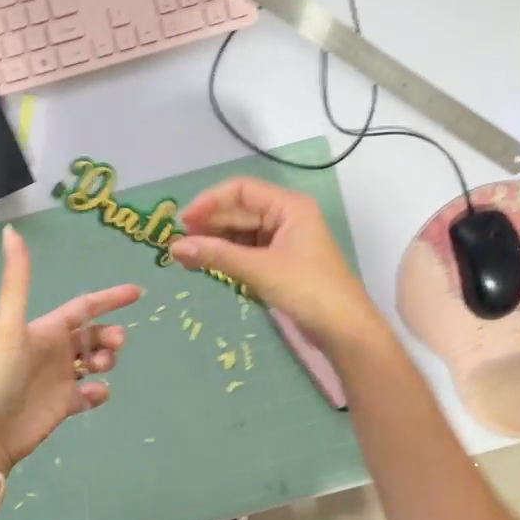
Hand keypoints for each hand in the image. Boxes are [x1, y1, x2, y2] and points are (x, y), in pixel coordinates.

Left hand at [0, 226, 141, 473]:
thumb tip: (11, 231)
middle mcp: (54, 351)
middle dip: (111, 336)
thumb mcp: (10, 323)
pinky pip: (93, 394)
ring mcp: (61, 379)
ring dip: (106, 361)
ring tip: (97, 370)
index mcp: (44, 329)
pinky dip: (99, 393)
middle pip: (95, 335)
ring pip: (96, 362)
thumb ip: (18, 280)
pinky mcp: (65, 406)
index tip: (138, 293)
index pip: (83, 308)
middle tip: (117, 344)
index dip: (110, 299)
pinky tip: (90, 396)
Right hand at [168, 178, 380, 344]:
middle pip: (239, 212)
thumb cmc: (307, 290)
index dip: (209, 202)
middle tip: (176, 243)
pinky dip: (226, 258)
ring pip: (241, 234)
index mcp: (289, 206)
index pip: (241, 191)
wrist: (344, 329)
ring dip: (214, 243)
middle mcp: (286, 217)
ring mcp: (284, 241)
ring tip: (184, 257)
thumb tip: (175, 247)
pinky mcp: (280, 264)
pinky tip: (204, 266)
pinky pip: (247, 253)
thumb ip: (216, 255)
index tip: (183, 221)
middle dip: (208, 225)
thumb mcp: (259, 269)